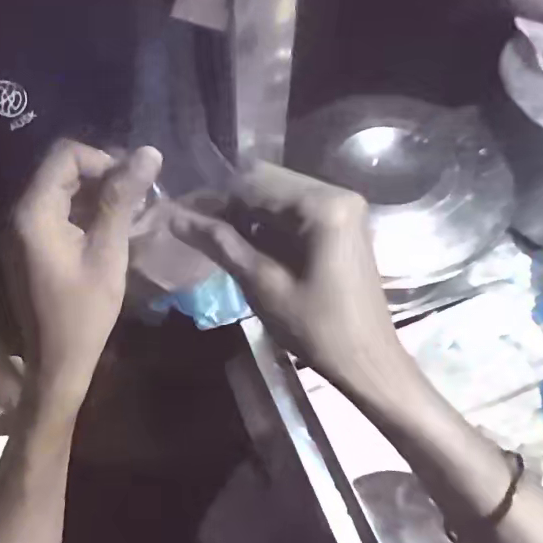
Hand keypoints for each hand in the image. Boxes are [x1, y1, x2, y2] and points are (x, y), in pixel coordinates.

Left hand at [9, 141, 160, 406]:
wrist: (58, 361)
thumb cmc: (85, 312)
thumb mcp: (108, 253)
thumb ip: (122, 201)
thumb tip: (148, 153)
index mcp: (33, 212)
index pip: (65, 155)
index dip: (103, 160)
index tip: (133, 187)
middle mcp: (20, 214)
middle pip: (61, 171)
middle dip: (102, 178)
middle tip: (137, 201)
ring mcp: (22, 232)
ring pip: (61, 192)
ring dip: (96, 197)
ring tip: (129, 217)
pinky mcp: (30, 247)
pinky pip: (57, 215)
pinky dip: (84, 215)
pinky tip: (109, 234)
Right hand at [169, 163, 407, 394]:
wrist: (367, 361)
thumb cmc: (317, 329)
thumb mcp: (263, 285)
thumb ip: (221, 244)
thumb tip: (175, 218)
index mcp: (323, 205)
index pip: (253, 182)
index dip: (213, 199)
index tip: (182, 217)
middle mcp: (338, 194)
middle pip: (268, 181)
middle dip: (231, 204)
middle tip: (198, 230)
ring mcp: (345, 208)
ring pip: (281, 195)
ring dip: (249, 214)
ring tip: (218, 240)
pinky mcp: (345, 225)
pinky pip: (298, 211)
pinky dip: (271, 224)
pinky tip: (250, 246)